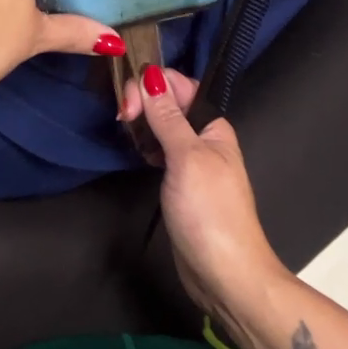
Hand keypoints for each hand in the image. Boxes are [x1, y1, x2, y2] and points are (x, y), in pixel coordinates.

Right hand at [128, 65, 287, 312]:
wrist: (225, 273)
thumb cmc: (210, 212)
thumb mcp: (187, 158)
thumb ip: (167, 117)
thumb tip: (150, 76)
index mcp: (212, 125)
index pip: (179, 85)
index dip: (152, 85)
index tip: (128, 104)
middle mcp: (202, 138)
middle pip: (167, 103)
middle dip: (142, 103)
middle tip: (122, 120)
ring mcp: (189, 161)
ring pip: (159, 126)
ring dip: (141, 124)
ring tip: (126, 135)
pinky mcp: (177, 182)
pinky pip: (157, 150)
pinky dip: (143, 146)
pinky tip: (134, 152)